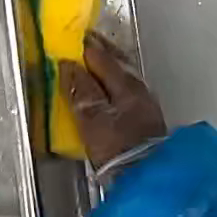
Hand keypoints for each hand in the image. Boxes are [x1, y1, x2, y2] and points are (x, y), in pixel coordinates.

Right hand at [60, 33, 166, 166]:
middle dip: (100, 50)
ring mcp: (144, 103)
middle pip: (117, 62)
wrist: (149, 178)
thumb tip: (68, 65)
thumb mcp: (93, 120)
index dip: (85, 47)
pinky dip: (114, 81)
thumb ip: (81, 92)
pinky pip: (126, 88)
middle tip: (84, 41)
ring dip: (108, 65)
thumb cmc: (119, 149)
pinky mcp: (146, 118)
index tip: (72, 39)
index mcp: (125, 85)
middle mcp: (138, 88)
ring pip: (123, 74)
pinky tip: (108, 87)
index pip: (102, 58)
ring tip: (93, 61)